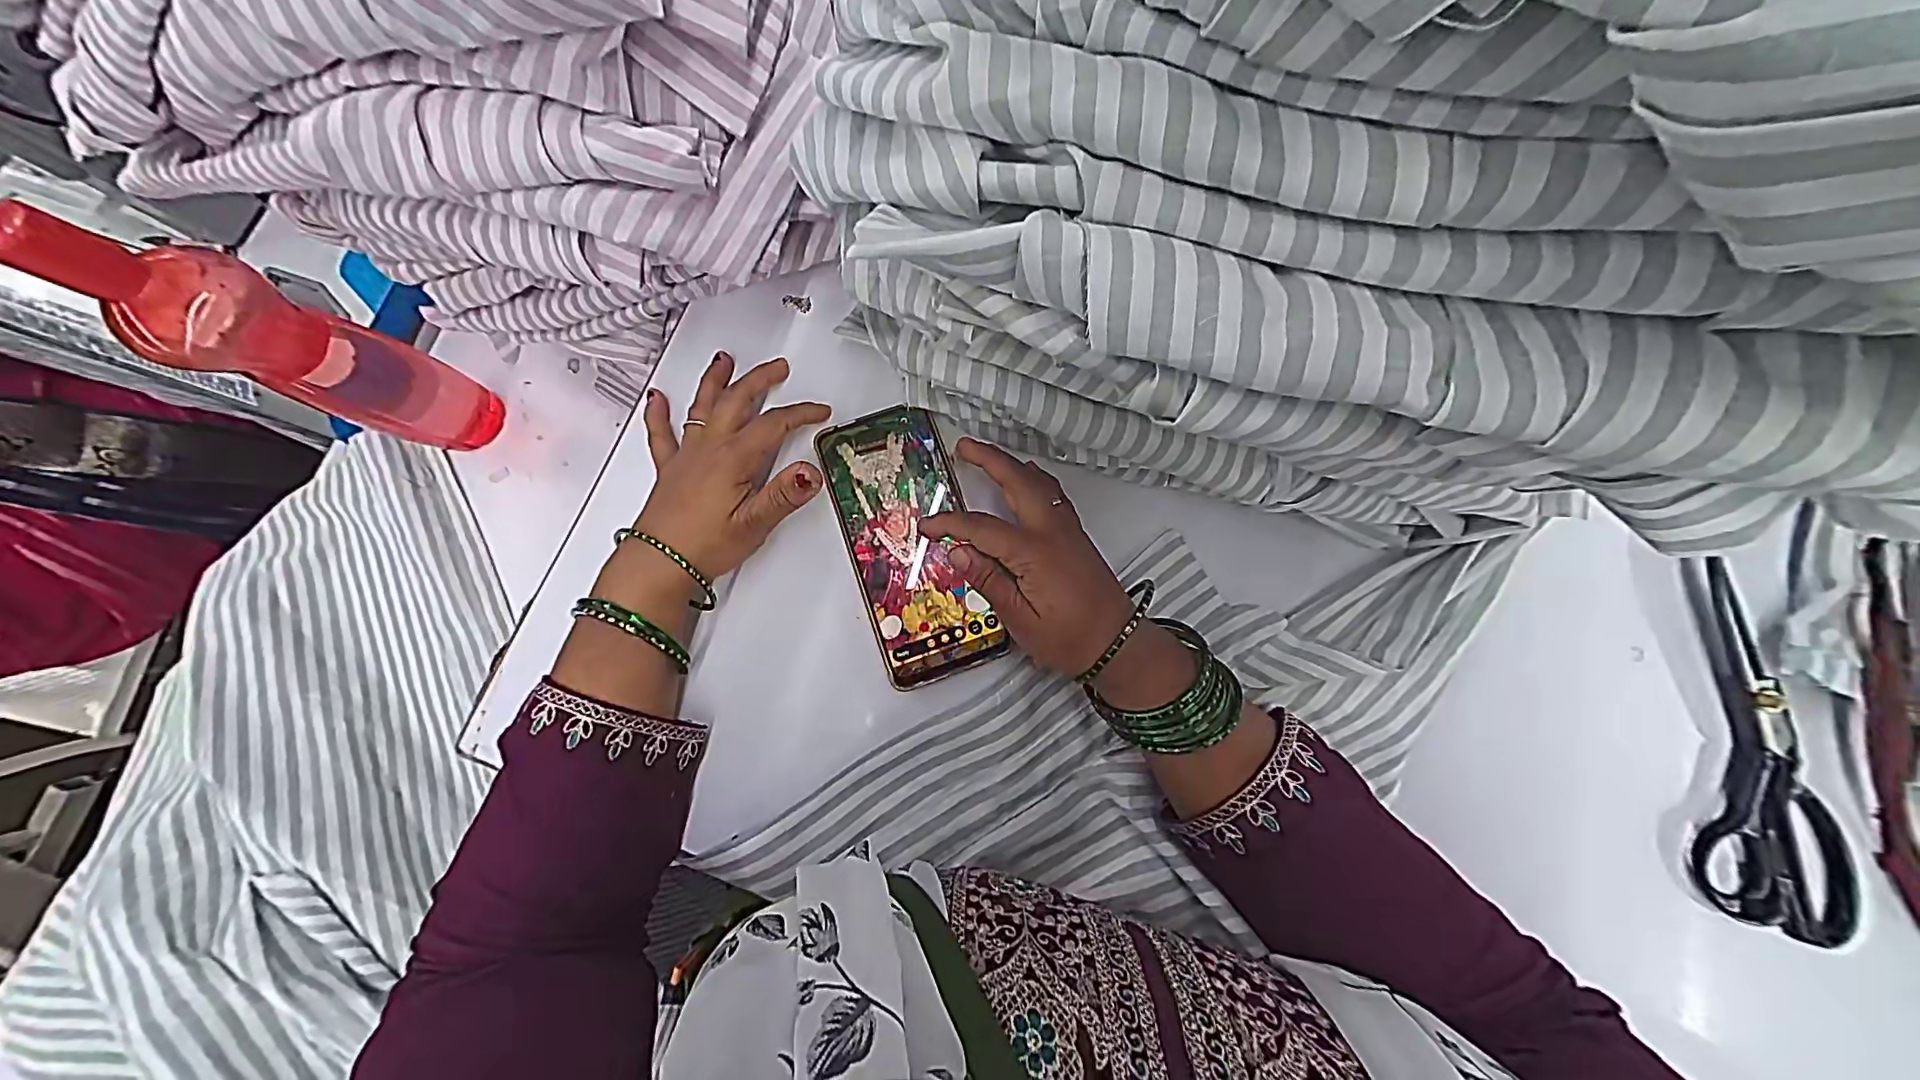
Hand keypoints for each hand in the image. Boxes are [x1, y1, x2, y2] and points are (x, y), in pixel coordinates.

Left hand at [630, 352, 830, 581]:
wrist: (658, 562)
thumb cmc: (702, 545)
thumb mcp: (755, 523)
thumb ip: (784, 494)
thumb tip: (810, 472)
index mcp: (733, 460)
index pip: (773, 425)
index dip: (800, 414)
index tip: (818, 411)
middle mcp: (708, 450)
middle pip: (737, 401)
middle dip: (760, 380)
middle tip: (777, 368)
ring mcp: (687, 456)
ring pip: (702, 406)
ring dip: (715, 381)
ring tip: (724, 362)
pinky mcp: (671, 469)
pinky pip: (662, 433)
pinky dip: (659, 413)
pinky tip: (656, 398)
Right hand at [922, 438, 1140, 677]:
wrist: (1116, 643)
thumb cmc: (1072, 638)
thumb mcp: (1020, 619)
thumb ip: (988, 580)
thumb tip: (958, 553)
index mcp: (1034, 552)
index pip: (981, 527)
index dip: (950, 524)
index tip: (929, 526)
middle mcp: (1052, 532)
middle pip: (1017, 482)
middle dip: (989, 459)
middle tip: (965, 447)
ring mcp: (1068, 530)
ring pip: (1039, 483)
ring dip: (1012, 464)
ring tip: (991, 456)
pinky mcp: (1077, 536)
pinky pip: (1053, 494)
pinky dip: (1035, 479)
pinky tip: (1029, 480)